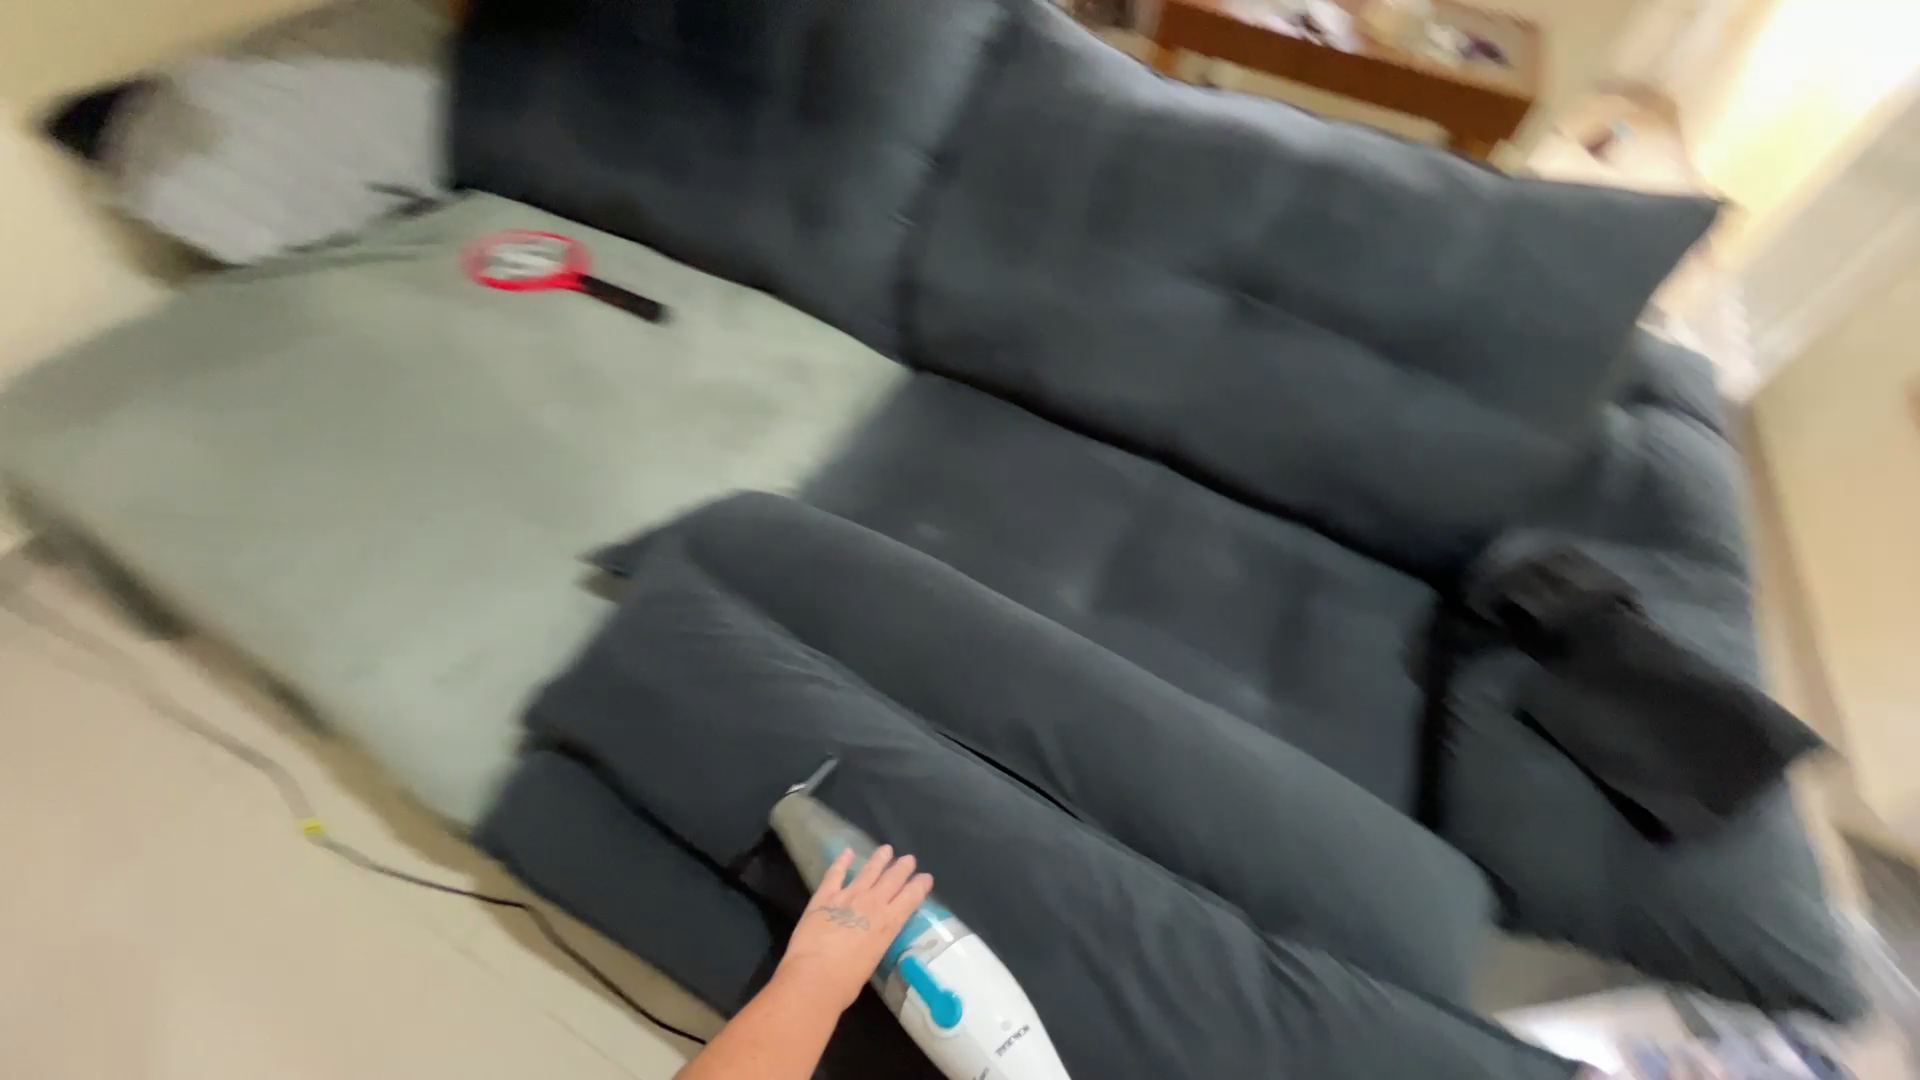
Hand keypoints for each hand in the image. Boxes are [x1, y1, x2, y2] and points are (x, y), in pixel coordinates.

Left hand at [775, 845, 934, 1011]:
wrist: (814, 977)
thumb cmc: (845, 983)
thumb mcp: (872, 960)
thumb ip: (875, 941)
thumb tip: (870, 937)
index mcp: (888, 923)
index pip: (910, 898)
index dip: (920, 885)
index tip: (926, 877)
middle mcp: (873, 903)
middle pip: (892, 878)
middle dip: (903, 867)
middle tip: (909, 859)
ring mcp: (848, 896)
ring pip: (869, 870)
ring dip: (879, 859)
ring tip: (886, 849)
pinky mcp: (825, 895)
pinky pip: (836, 873)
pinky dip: (842, 861)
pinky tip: (847, 852)